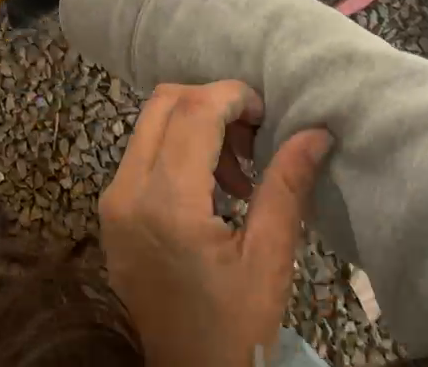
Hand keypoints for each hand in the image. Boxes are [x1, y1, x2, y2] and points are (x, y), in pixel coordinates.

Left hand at [99, 81, 333, 366]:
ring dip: (195, 124)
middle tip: (254, 138)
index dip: (233, 96)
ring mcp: (112, 198)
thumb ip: (287, 187)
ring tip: (239, 174)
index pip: (193, 110)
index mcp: (166, 203)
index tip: (268, 114)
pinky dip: (177, 147)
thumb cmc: (233, 330)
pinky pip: (142, 151)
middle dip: (212, 103)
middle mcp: (126, 190)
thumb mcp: (269, 261)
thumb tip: (315, 131)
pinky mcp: (111, 209)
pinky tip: (213, 188)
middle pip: (163, 102)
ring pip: (149, 122)